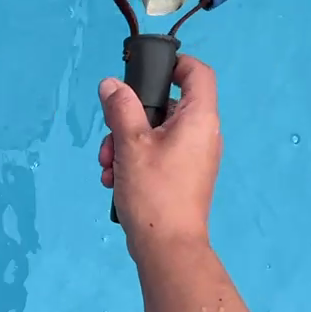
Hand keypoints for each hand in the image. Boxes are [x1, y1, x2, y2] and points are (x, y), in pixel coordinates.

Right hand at [99, 55, 222, 256]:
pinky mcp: (182, 179)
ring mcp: (193, 159)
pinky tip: (114, 181)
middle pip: (165, 107)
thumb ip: (120, 108)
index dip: (173, 65)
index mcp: (199, 118)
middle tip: (109, 140)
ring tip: (108, 168)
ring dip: (124, 146)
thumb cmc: (154, 191)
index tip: (144, 74)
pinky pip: (157, 157)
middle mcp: (202, 134)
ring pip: (154, 136)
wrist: (167, 247)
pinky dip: (134, 163)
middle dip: (128, 120)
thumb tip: (111, 84)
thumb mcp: (130, 144)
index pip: (197, 72)